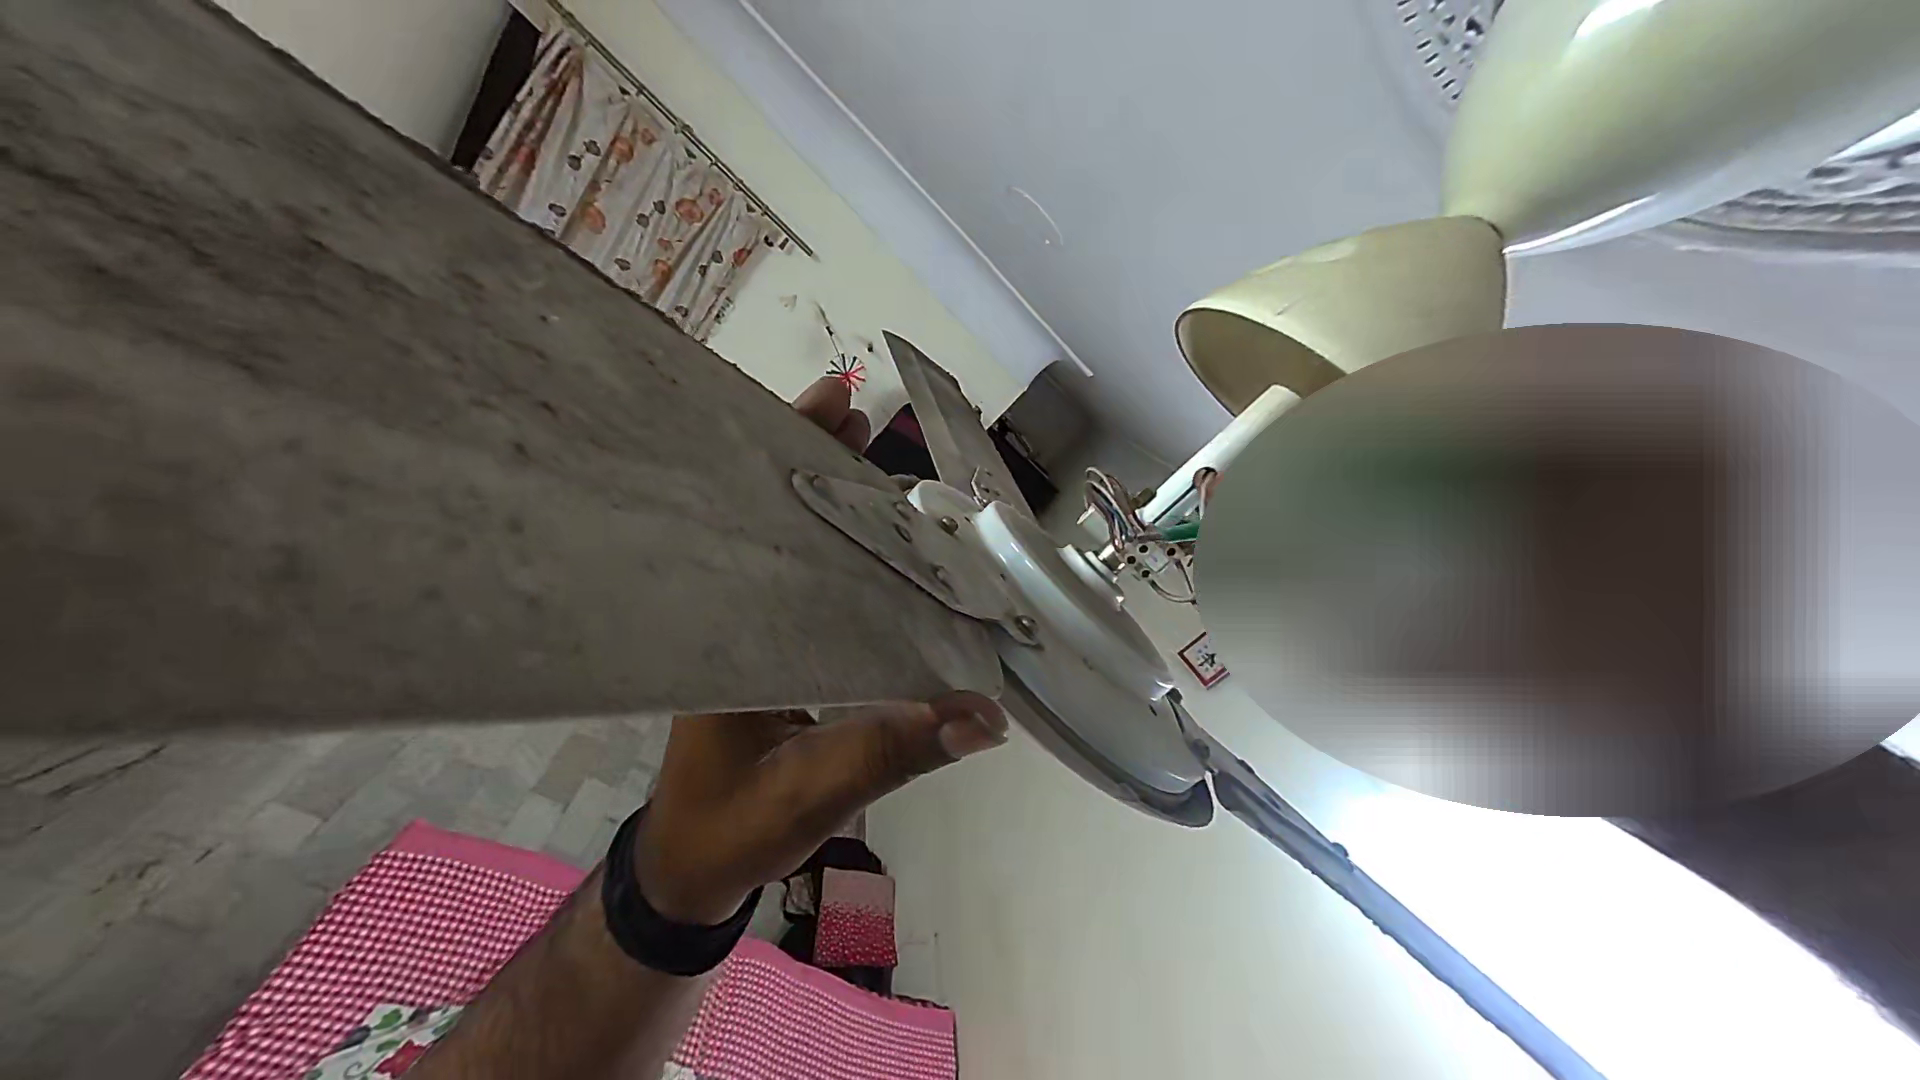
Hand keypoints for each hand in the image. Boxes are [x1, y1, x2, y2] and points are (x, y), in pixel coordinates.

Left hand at [631, 377, 1008, 923]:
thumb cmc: (730, 828)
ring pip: (798, 553)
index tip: (830, 406)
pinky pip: (817, 594)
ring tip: (870, 456)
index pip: (760, 528)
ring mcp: (759, 637)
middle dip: (815, 466)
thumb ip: (891, 752)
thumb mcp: (809, 793)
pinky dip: (850, 565)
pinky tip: (886, 551)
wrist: (692, 868)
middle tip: (854, 415)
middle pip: (777, 524)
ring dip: (835, 508)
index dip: (793, 462)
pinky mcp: (778, 656)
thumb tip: (986, 715)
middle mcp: (739, 622)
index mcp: (728, 639)